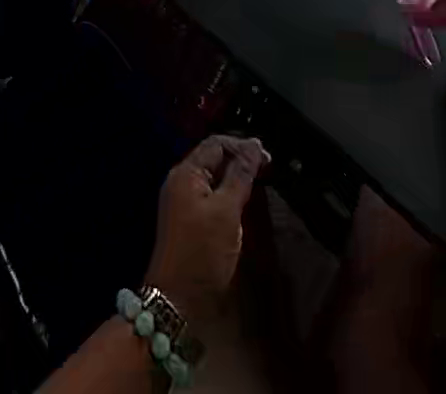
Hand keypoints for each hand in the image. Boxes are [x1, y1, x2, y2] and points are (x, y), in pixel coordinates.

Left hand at [144, 135, 268, 324]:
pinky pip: (211, 194)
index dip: (243, 146)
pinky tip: (243, 203)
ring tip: (260, 184)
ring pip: (214, 176)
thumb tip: (255, 145)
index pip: (217, 144)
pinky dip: (228, 193)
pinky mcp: (187, 218)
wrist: (177, 300)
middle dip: (241, 160)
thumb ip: (241, 174)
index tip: (268, 159)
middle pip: (214, 158)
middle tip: (267, 171)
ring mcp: (182, 201)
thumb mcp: (227, 210)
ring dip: (236, 177)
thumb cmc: (201, 252)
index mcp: (186, 173)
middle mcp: (181, 181)